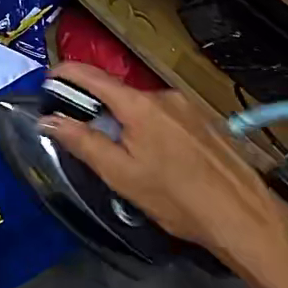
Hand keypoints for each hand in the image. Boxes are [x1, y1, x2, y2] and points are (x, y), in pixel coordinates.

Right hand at [38, 62, 287, 266]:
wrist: (239, 214)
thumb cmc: (175, 197)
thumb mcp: (121, 175)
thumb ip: (84, 143)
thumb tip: (50, 119)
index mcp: (140, 104)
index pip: (93, 76)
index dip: (66, 74)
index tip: (48, 80)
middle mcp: (165, 95)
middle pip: (120, 93)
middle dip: (99, 109)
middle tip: (85, 137)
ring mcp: (188, 106)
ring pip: (144, 107)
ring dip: (127, 122)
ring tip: (126, 158)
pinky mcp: (203, 120)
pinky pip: (166, 116)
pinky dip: (151, 129)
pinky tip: (158, 159)